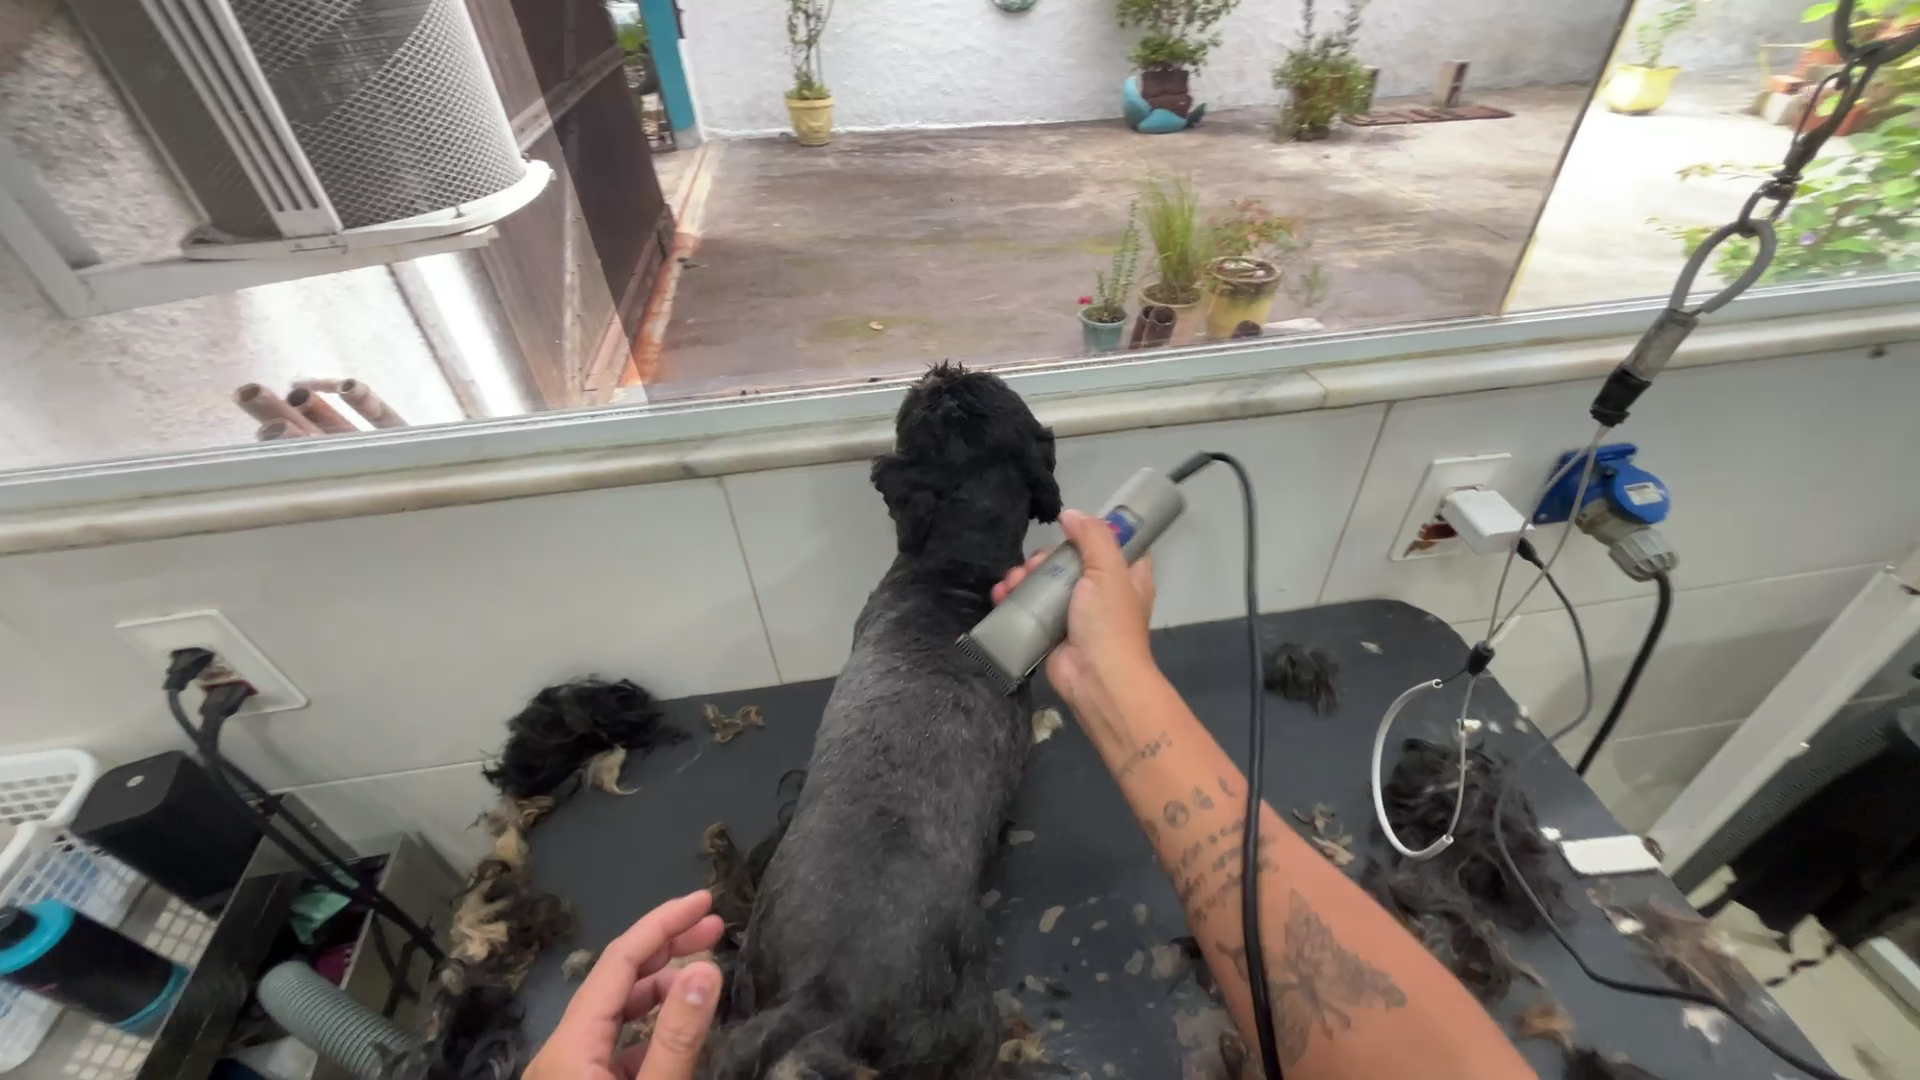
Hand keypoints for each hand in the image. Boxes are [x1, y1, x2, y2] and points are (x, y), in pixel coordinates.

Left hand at [525, 890, 724, 1079]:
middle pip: (617, 978)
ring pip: (616, 1011)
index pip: (620, 959)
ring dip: (661, 986)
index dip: (665, 922)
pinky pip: (615, 1044)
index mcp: (569, 1046)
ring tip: (705, 978)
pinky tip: (680, 1031)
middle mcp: (560, 1052)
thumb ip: (676, 1036)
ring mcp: (566, 1075)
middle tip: (715, 929)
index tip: (707, 900)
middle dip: (668, 947)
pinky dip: (651, 1026)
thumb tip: (706, 967)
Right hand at [993, 508, 1156, 719]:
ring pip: (1046, 583)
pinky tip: (1000, 594)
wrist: (1095, 679)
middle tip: (1035, 563)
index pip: (1118, 545)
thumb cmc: (1109, 621)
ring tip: (1012, 581)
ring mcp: (1075, 613)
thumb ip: (1092, 536)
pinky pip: (1030, 608)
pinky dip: (1013, 598)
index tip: (1071, 527)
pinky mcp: (1051, 631)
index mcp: (1127, 576)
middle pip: (1070, 561)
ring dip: (1024, 576)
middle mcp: (1103, 592)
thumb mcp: (1109, 569)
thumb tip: (1069, 514)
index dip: (1095, 533)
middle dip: (1046, 558)